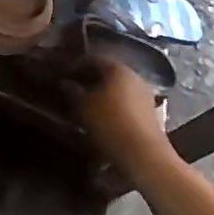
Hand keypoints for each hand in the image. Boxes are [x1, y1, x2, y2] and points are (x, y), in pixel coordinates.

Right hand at [74, 60, 174, 177]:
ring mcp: (144, 94)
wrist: (144, 155)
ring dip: (102, 95)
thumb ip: (73, 92)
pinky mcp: (150, 113)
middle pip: (107, 74)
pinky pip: (126, 103)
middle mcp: (134, 76)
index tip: (63, 74)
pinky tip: (103, 119)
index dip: (76, 65)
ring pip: (117, 89)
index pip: (93, 60)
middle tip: (72, 90)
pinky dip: (113, 107)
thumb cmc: (111, 123)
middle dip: (89, 80)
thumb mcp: (85, 107)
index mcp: (117, 68)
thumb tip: (65, 82)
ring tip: (85, 107)